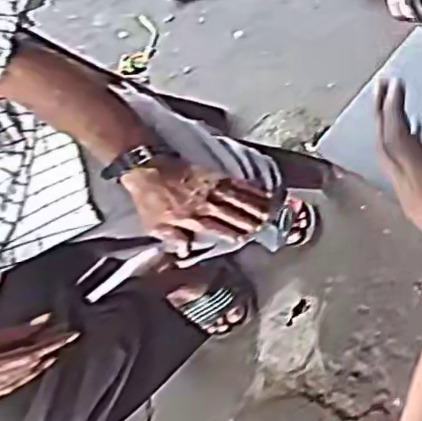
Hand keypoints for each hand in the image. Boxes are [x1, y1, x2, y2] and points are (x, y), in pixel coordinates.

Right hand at [0, 325, 76, 418]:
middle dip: (49, 353)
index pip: (28, 354)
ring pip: (18, 381)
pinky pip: (3, 390)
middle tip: (67, 339)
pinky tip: (31, 370)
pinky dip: (22, 378)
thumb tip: (43, 321)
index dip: (52, 344)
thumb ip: (8, 334)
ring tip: (55, 352)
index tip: (71, 333)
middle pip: (26, 368)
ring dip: (39, 366)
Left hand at [120, 157, 271, 253]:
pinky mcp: (219, 176)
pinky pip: (241, 185)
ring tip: (271, 213)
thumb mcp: (153, 225)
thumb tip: (187, 251)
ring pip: (241, 200)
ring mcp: (214, 189)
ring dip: (258, 207)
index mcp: (189, 219)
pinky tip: (265, 194)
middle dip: (250, 222)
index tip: (245, 239)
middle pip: (233, 215)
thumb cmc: (151, 200)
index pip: (217, 229)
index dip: (232, 234)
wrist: (151, 169)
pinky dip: (255, 190)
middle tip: (264, 227)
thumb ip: (173, 238)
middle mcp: (205, 205)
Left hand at [376, 80, 421, 285]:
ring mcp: (406, 192)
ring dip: (385, 129)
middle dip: (380, 113)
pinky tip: (408, 139)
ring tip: (390, 110)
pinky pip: (393, 165)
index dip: (393, 108)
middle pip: (383, 143)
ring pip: (384, 155)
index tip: (393, 88)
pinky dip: (394, 145)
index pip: (398, 134)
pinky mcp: (410, 199)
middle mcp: (407, 182)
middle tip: (381, 91)